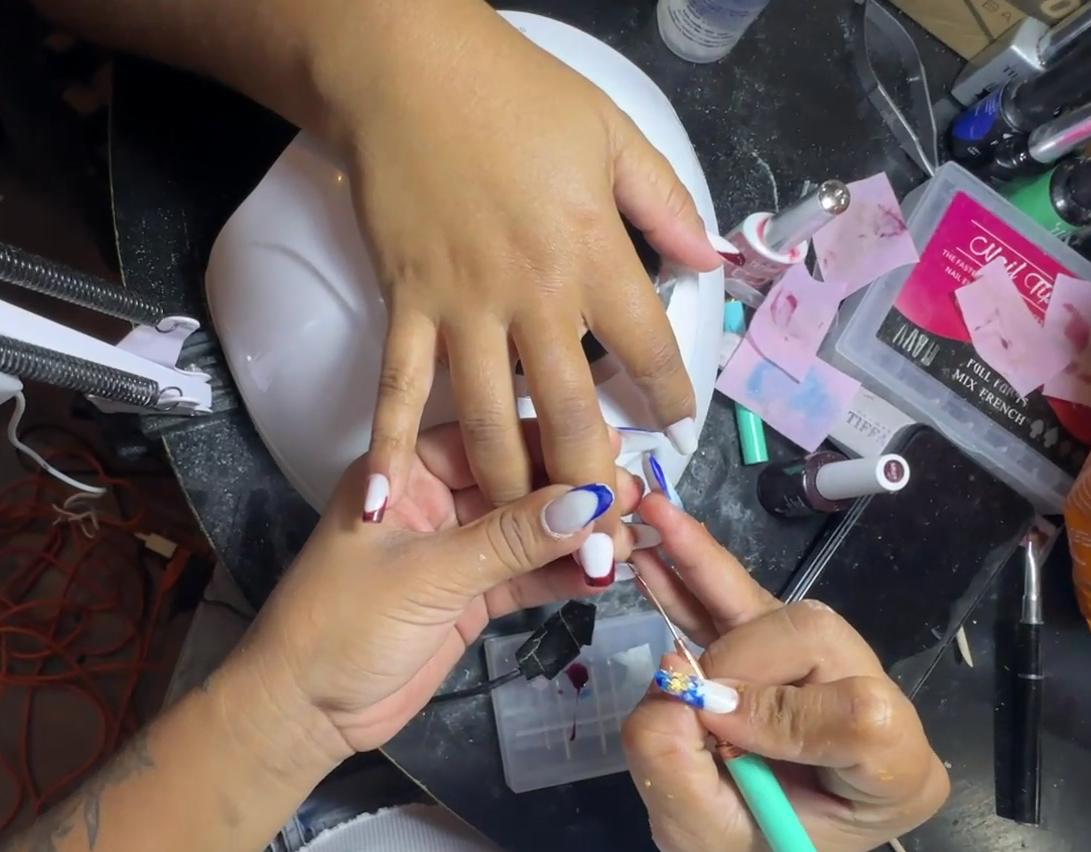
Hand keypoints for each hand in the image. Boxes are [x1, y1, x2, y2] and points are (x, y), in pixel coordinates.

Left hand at [233, 423, 647, 761]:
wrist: (307, 711)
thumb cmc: (344, 624)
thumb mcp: (427, 574)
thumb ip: (509, 540)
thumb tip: (588, 502)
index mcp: (401, 472)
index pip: (485, 438)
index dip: (546, 443)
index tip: (607, 449)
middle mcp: (430, 502)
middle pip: (512, 485)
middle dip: (569, 494)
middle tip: (631, 497)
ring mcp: (451, 551)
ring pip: (523, 533)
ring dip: (572, 538)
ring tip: (630, 538)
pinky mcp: (466, 596)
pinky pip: (520, 576)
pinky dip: (557, 576)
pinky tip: (602, 575)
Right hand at [319, 2, 721, 520]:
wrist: (405, 71)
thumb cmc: (512, 96)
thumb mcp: (611, 132)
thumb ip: (664, 202)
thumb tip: (709, 259)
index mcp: (589, 249)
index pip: (646, 344)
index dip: (670, 395)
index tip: (676, 431)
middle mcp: (531, 294)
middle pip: (569, 407)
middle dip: (591, 479)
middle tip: (603, 538)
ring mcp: (461, 308)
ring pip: (487, 417)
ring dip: (508, 486)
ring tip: (524, 541)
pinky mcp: (405, 309)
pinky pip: (396, 388)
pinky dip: (387, 445)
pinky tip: (381, 500)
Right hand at [621, 494, 949, 851]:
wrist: (755, 846)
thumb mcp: (700, 837)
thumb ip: (676, 766)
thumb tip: (672, 676)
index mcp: (892, 775)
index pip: (865, 714)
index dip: (782, 710)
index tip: (715, 728)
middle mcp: (875, 705)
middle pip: (817, 636)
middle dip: (737, 652)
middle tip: (684, 692)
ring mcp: (831, 666)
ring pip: (775, 604)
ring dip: (706, 567)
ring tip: (652, 521)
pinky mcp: (783, 645)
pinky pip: (739, 600)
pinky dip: (693, 574)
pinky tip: (656, 545)